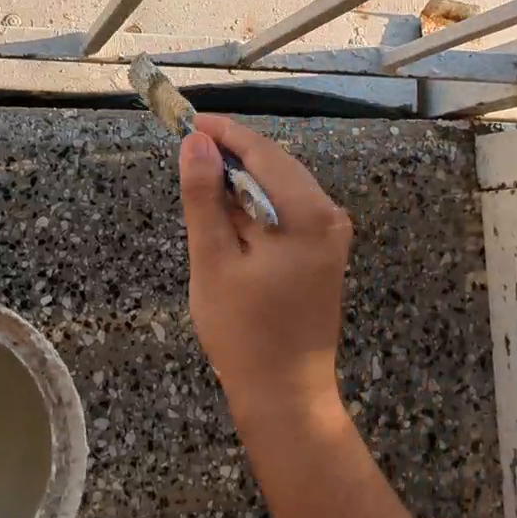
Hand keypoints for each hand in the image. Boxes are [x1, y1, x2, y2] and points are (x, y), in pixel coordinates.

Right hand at [179, 114, 352, 428]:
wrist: (285, 394)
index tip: (186, 123)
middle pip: (274, 164)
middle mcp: (329, 215)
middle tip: (186, 151)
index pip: (261, 152)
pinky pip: (286, 208)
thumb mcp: (213, 259)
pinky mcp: (323, 249)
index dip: (222, 133)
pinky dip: (255, 203)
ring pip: (279, 184)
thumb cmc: (244, 331)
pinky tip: (227, 214)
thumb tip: (194, 141)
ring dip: (240, 179)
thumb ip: (203, 195)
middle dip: (230, 154)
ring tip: (200, 182)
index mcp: (307, 213)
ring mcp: (330, 233)